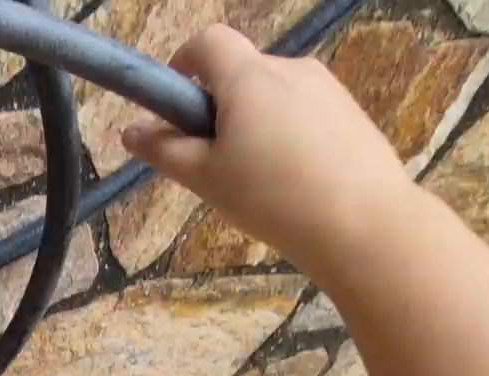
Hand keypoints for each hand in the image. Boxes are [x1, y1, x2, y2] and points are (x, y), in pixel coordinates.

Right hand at [120, 25, 417, 277]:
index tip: (172, 103)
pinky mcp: (346, 110)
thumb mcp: (203, 178)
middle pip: (238, 74)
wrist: (358, 219)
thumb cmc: (268, 196)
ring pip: (268, 97)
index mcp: (248, 79)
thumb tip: (130, 131)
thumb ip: (164, 150)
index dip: (182, 63)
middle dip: (214, 109)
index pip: (208, 42)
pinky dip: (279, 136)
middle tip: (207, 164)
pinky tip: (284, 181)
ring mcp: (323, 87)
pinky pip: (298, 113)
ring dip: (247, 125)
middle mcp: (288, 68)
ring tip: (249, 181)